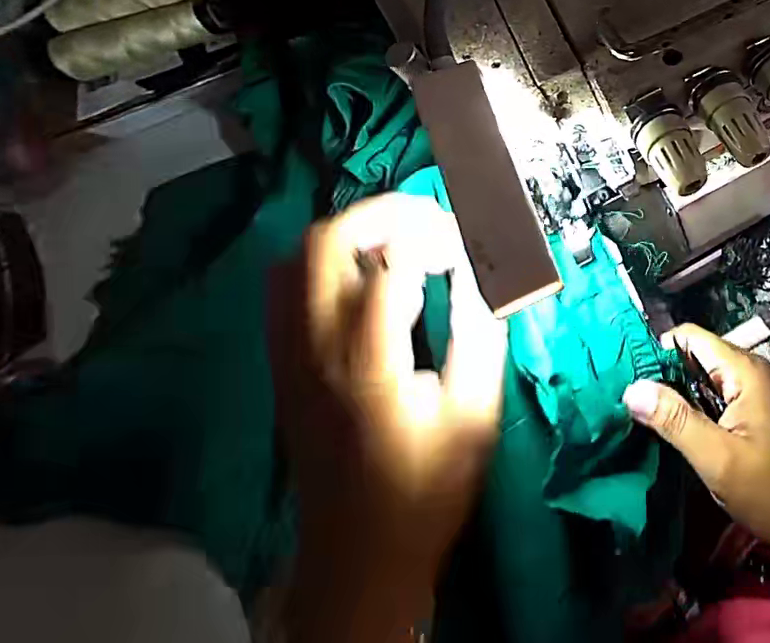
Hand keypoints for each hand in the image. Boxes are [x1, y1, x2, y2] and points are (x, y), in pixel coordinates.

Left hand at [269, 193, 506, 638]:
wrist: (359, 555)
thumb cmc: (427, 484)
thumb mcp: (474, 410)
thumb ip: (481, 329)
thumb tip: (485, 269)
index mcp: (368, 359)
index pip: (392, 260)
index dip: (438, 234)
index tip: (471, 242)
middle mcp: (314, 348)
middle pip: (327, 242)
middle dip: (385, 213)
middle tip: (434, 221)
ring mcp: (289, 356)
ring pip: (298, 259)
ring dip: (356, 234)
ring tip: (408, 243)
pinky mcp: (283, 368)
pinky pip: (290, 288)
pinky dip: (332, 263)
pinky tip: (372, 279)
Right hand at [623, 324, 769, 559]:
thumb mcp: (719, 459)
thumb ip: (676, 421)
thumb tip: (632, 389)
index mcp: (744, 370)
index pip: (690, 337)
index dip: (656, 351)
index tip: (625, 377)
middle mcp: (750, 370)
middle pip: (695, 354)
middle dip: (662, 374)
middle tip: (627, 402)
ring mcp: (754, 390)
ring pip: (703, 377)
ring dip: (675, 393)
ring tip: (640, 416)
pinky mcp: (754, 410)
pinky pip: (716, 396)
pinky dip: (693, 408)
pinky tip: (672, 430)